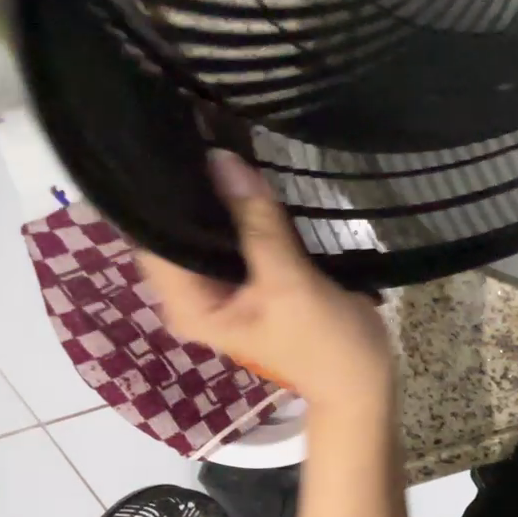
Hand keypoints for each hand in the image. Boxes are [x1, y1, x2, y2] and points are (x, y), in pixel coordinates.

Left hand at [137, 151, 393, 412]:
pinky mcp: (256, 280)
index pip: (151, 236)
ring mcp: (226, 288)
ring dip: (222, 199)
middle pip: (178, 230)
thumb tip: (223, 159)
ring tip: (228, 149)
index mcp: (188, 305)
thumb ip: (258, 223)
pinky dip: (246, 215)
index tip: (176, 144)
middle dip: (194, 189)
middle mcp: (196, 294)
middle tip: (203, 133)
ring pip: (210, 231)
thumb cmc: (327, 344)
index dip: (161, 192)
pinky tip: (254, 182)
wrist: (367, 383)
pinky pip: (240, 238)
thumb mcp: (291, 283)